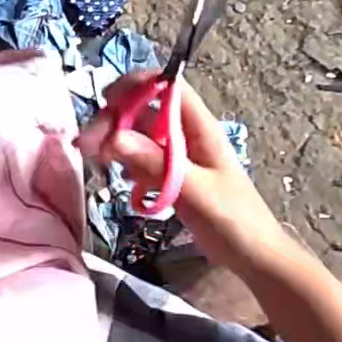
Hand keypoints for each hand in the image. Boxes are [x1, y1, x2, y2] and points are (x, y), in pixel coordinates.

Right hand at [77, 72, 290, 276]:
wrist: (254, 255)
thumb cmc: (233, 220)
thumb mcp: (192, 190)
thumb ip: (154, 163)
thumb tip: (114, 137)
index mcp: (200, 128)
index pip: (167, 87)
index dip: (136, 86)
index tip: (105, 102)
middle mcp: (188, 136)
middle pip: (145, 112)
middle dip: (115, 121)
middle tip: (87, 146)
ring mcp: (180, 158)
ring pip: (141, 137)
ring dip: (118, 145)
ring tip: (100, 163)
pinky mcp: (173, 179)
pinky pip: (144, 162)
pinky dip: (129, 167)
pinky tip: (126, 184)